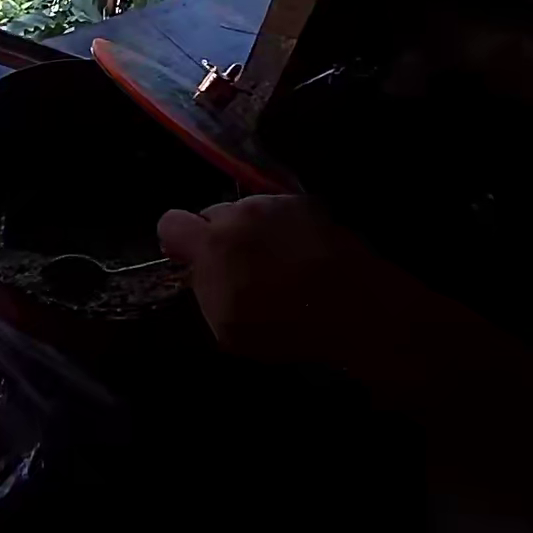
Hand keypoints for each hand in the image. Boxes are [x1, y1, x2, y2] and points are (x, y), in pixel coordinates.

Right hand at [157, 194, 407, 364]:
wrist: (362, 314)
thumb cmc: (288, 328)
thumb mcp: (228, 328)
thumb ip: (203, 290)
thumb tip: (199, 273)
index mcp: (211, 243)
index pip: (170, 222)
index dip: (178, 242)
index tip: (190, 260)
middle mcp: (239, 213)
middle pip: (211, 215)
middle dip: (218, 237)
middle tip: (239, 268)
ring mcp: (275, 205)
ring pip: (247, 212)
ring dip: (251, 231)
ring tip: (276, 262)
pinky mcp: (307, 204)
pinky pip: (280, 212)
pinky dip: (283, 229)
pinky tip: (302, 255)